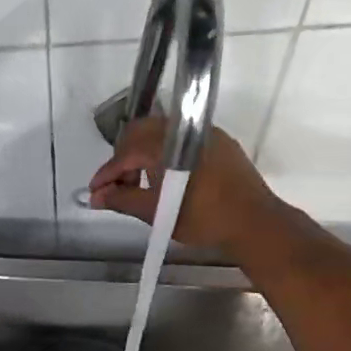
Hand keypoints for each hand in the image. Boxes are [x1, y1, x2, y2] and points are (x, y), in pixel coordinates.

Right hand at [87, 115, 282, 254]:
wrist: (254, 221)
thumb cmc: (204, 219)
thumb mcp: (159, 212)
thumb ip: (124, 201)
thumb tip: (96, 197)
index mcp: (167, 144)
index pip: (126, 152)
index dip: (107, 173)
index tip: (95, 192)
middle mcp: (185, 129)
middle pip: (141, 133)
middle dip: (123, 158)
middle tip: (118, 187)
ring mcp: (205, 133)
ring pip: (162, 133)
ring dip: (144, 154)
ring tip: (141, 185)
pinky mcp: (219, 142)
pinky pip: (182, 139)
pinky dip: (166, 153)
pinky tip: (167, 178)